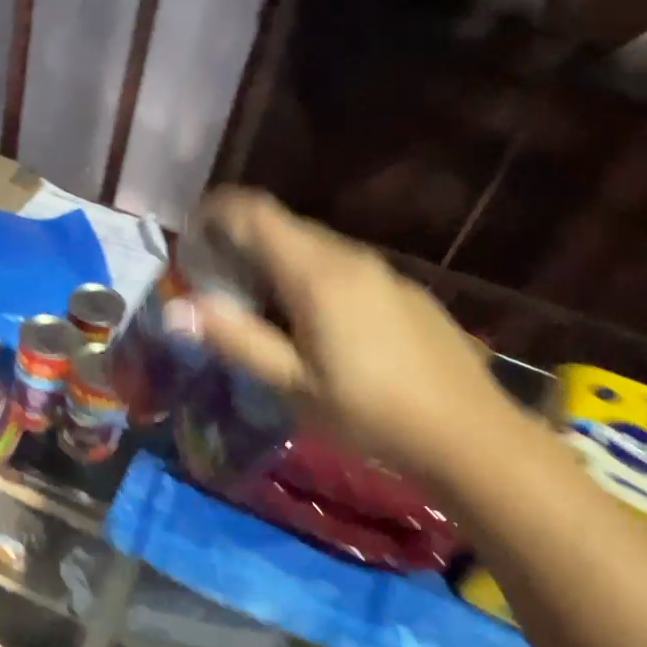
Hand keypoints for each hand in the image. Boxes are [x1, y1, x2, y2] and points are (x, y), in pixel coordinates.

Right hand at [168, 188, 519, 481]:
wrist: (467, 433)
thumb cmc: (369, 413)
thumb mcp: (292, 385)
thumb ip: (236, 341)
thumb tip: (179, 309)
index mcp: (317, 274)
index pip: (256, 214)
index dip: (215, 213)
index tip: (188, 240)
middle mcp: (351, 258)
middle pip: (285, 228)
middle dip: (240, 244)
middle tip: (212, 287)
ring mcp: (384, 273)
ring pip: (315, 250)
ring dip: (275, 266)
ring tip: (255, 311)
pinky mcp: (404, 293)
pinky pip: (343, 271)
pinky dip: (309, 282)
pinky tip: (311, 329)